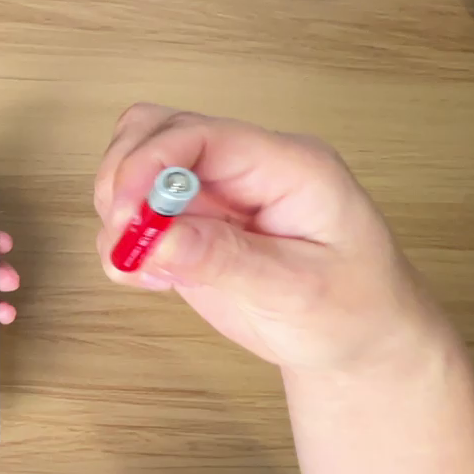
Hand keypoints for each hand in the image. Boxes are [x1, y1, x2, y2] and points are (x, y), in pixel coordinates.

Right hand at [93, 104, 451, 375]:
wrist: (357, 342)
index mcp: (284, 166)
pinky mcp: (187, 226)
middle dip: (121, 180)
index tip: (125, 218)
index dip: (148, 163)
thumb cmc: (350, 310)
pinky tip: (150, 280)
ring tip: (142, 266)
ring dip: (116, 215)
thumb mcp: (295, 290)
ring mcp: (210, 195)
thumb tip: (152, 237)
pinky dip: (122, 245)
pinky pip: (133, 217)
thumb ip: (223, 259)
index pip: (198, 134)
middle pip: (152, 132)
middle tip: (124, 237)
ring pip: (131, 169)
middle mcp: (240, 169)